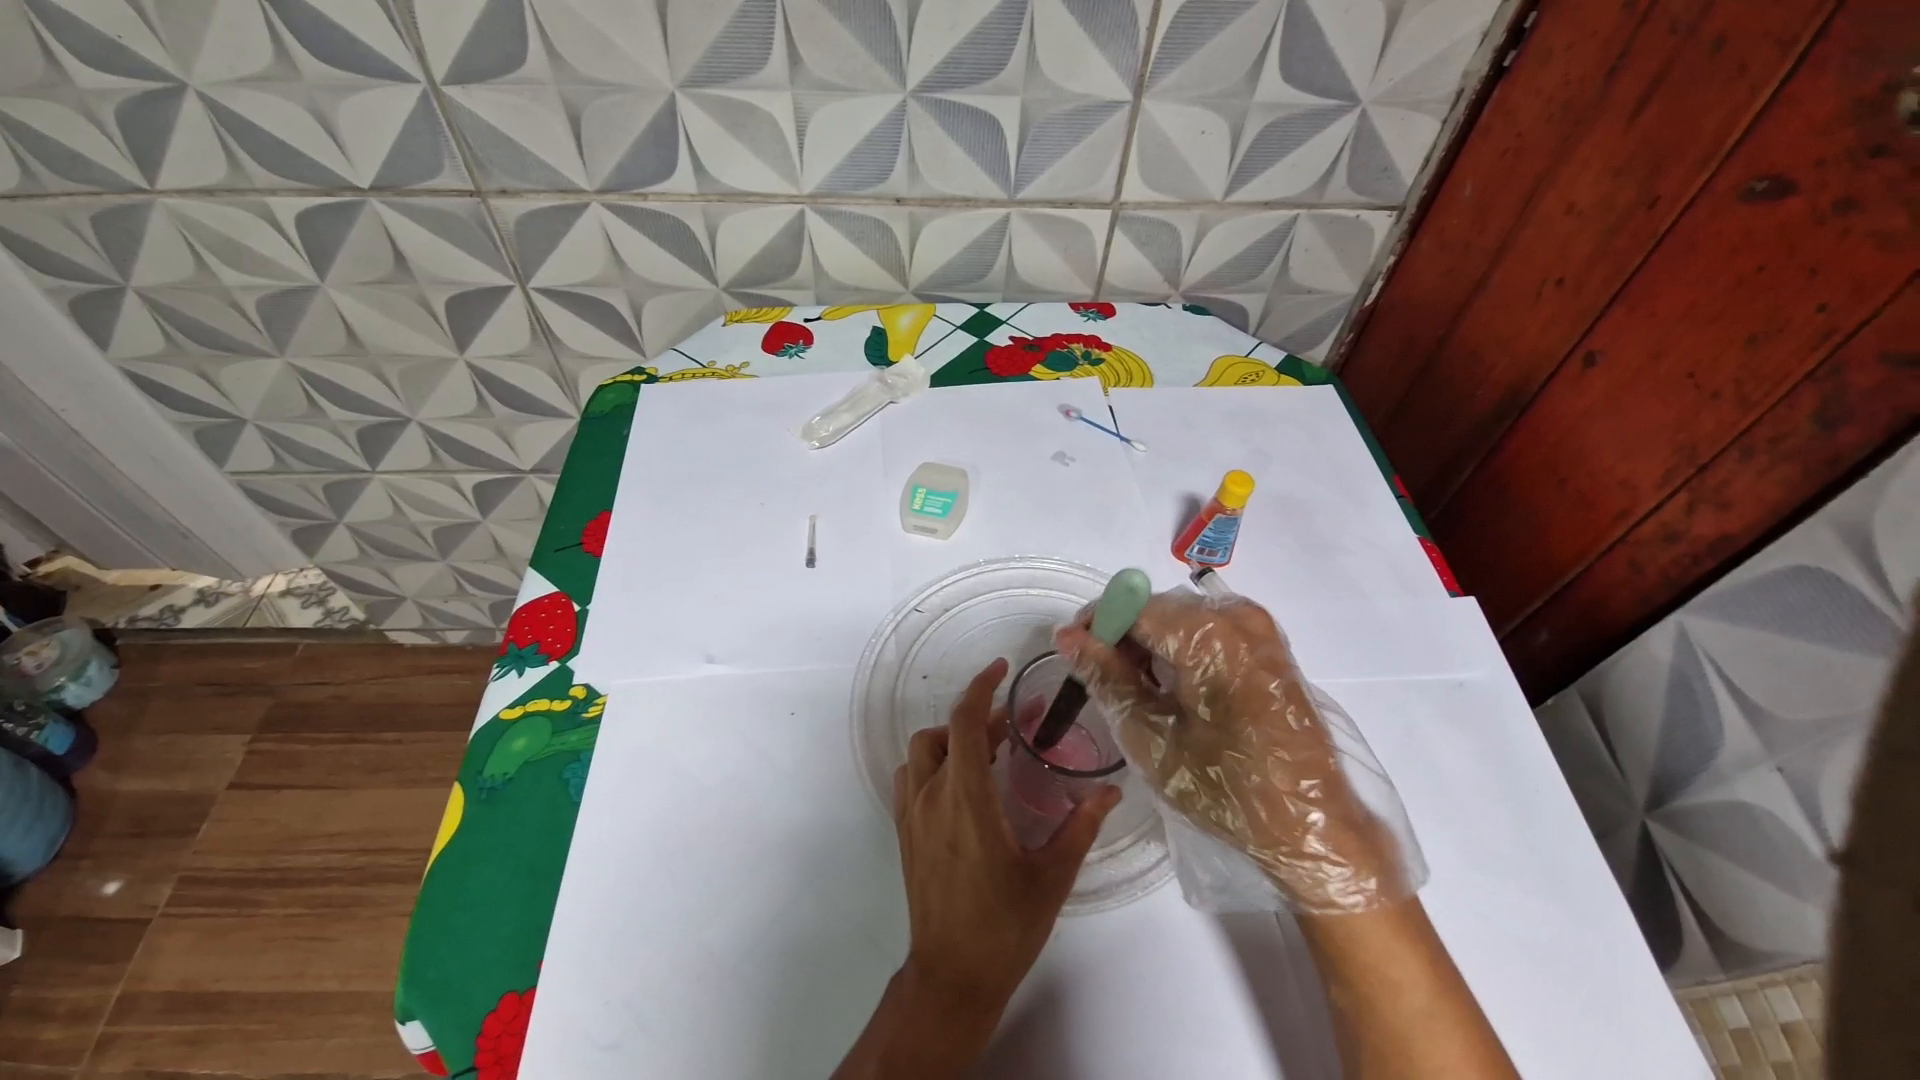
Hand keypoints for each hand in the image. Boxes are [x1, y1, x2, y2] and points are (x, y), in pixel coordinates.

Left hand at [892, 657, 1120, 1016]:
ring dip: (951, 740)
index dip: (981, 688)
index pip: (965, 723)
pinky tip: (964, 786)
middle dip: (975, 718)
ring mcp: (912, 817)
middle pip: (941, 733)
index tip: (1002, 669)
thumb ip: (1080, 827)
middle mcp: (931, 799)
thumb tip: (1109, 792)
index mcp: (967, 801)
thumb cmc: (1005, 926)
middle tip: (1012, 728)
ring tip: (988, 754)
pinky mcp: (905, 835)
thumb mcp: (1052, 876)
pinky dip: (934, 764)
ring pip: (920, 754)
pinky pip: (911, 779)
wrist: (951, 975)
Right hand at [1057, 592, 1405, 912]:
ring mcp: (1262, 631)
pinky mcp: (1272, 649)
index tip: (1074, 656)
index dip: (1097, 626)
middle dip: (1124, 636)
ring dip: (1153, 645)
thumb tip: (1068, 637)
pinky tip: (1175, 692)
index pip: (1134, 607)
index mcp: (1210, 637)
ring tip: (1138, 693)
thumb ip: (1107, 679)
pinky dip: (1184, 651)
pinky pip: (1211, 631)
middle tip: (1103, 682)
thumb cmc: (1225, 788)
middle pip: (1160, 608)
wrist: (1311, 826)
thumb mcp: (1151, 736)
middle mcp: (1239, 618)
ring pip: (1184, 619)